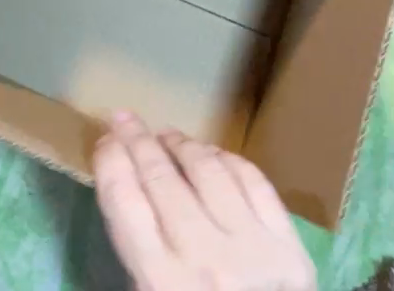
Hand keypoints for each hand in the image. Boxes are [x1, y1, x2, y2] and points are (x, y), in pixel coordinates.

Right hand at [93, 111, 314, 290]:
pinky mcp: (289, 247)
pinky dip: (227, 160)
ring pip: (207, 170)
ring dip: (181, 144)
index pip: (124, 200)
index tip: (103, 141)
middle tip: (124, 118)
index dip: (110, 162)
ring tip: (166, 134)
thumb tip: (124, 190)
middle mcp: (202, 259)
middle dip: (136, 140)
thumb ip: (140, 257)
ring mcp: (250, 249)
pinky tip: (212, 154)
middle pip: (160, 177)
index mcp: (161, 284)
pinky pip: (252, 182)